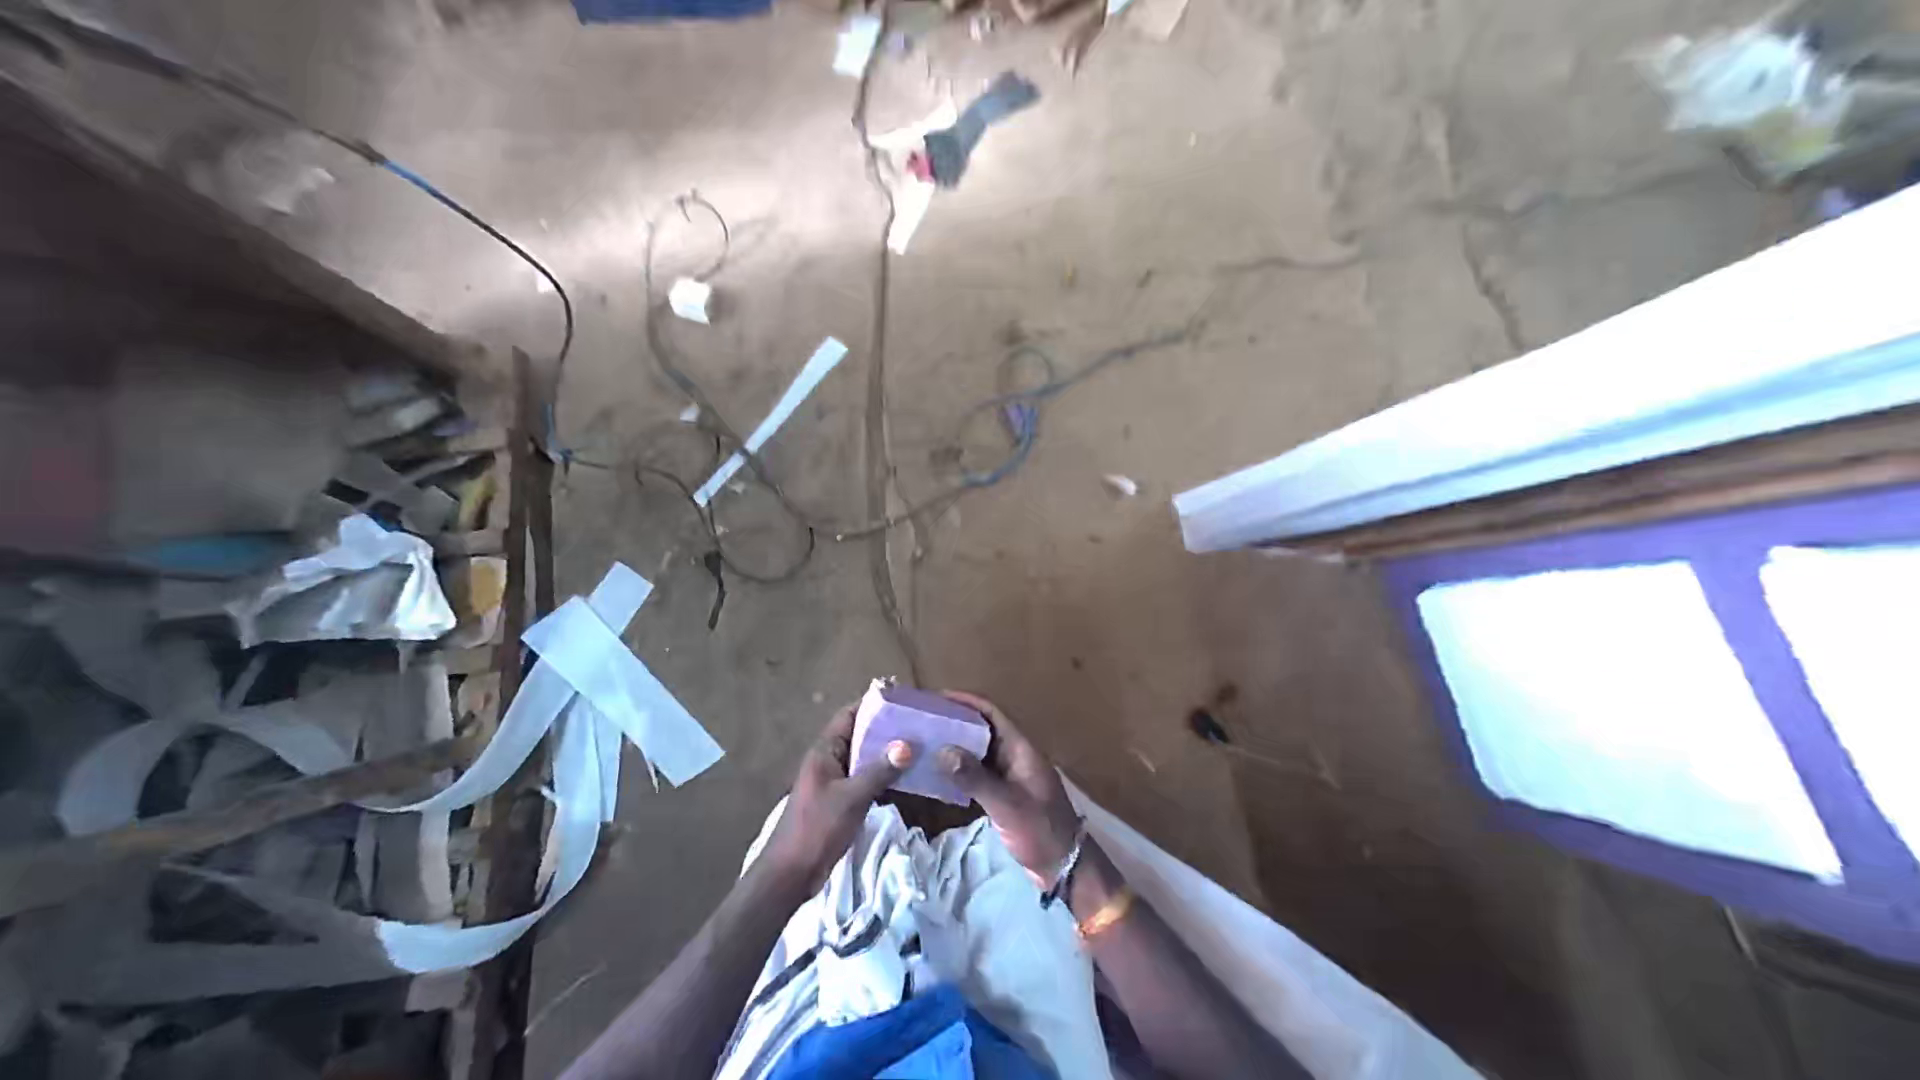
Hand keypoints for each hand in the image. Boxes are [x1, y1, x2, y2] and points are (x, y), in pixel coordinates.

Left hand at [762, 704, 911, 893]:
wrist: (791, 874)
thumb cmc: (817, 828)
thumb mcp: (852, 797)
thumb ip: (879, 771)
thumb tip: (907, 744)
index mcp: (824, 751)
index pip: (848, 716)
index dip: (872, 704)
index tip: (901, 698)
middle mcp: (829, 761)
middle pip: (858, 734)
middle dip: (885, 727)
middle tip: (918, 722)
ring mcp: (834, 782)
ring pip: (864, 758)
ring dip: (886, 752)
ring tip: (918, 745)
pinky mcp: (841, 802)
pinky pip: (865, 779)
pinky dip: (884, 774)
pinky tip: (906, 777)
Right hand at [936, 691, 1081, 881]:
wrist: (1064, 868)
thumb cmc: (1041, 831)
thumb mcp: (1007, 804)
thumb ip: (975, 778)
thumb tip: (942, 750)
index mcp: (1021, 748)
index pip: (991, 713)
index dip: (965, 701)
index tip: (936, 698)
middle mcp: (1014, 756)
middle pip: (982, 729)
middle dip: (954, 721)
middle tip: (922, 720)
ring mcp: (1008, 776)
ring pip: (977, 751)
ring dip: (954, 745)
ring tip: (923, 742)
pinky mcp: (1002, 795)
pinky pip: (976, 773)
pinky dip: (958, 769)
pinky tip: (936, 774)